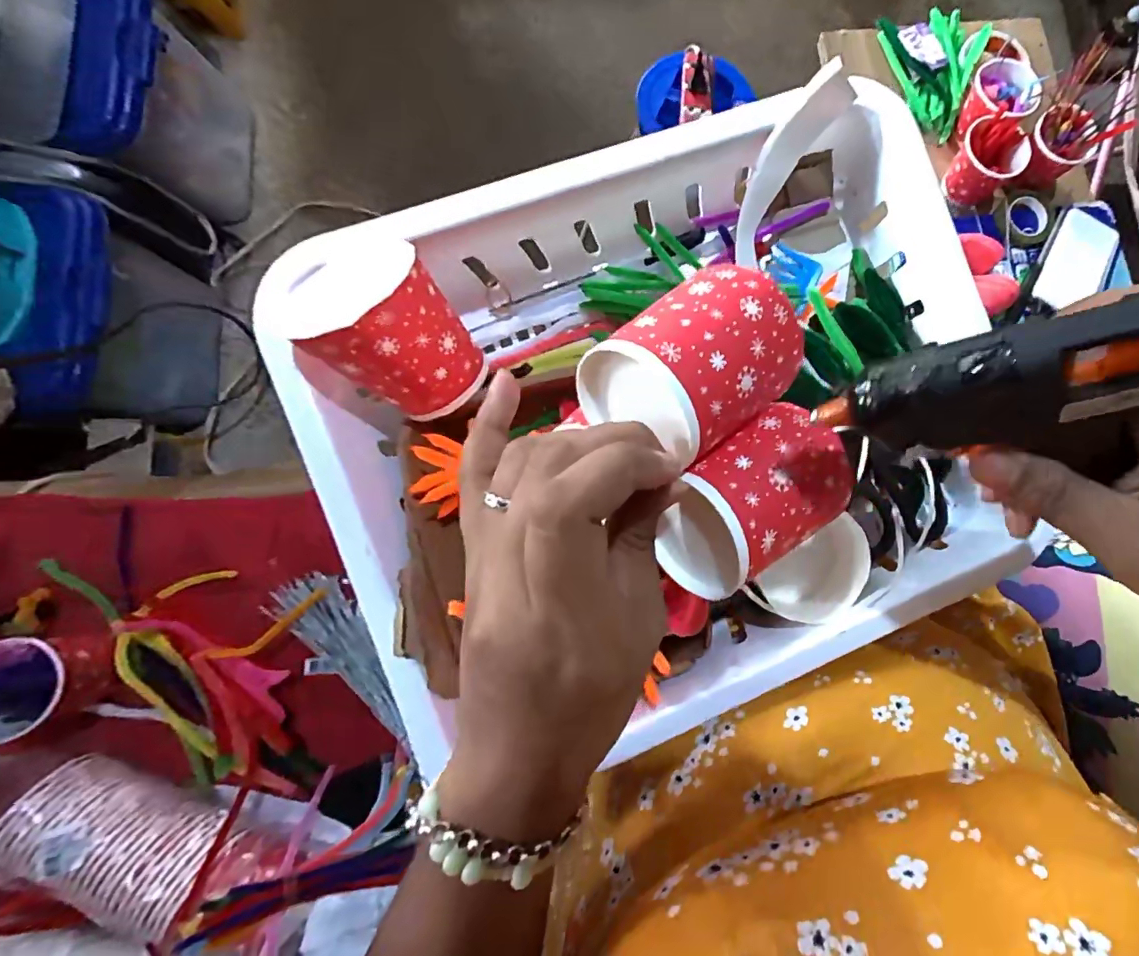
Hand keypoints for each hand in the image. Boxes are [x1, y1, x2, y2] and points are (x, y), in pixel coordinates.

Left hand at [443, 373, 679, 836]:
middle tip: (658, 452)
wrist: (516, 754)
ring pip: (517, 465)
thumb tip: (664, 482)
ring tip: (621, 444)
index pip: (568, 499)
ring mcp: (479, 559)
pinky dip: (486, 429)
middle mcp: (505, 571)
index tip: (668, 466)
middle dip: (610, 443)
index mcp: (555, 603)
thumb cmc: (591, 704)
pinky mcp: (471, 554)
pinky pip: (472, 482)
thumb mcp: (638, 626)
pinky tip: (505, 384)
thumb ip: (640, 542)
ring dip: (575, 438)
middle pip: (544, 471)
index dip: (623, 464)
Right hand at [967, 368, 1138, 624]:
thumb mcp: (1124, 535)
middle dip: (1031, 404)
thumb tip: (979, 457)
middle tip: (984, 436)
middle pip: (1092, 373)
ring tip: (994, 485)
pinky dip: (1046, 467)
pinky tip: (1016, 502)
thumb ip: (1053, 492)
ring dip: (1031, 444)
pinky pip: (1077, 444)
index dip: (1085, 325)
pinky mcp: (1132, 456)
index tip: (1022, 354)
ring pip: (1076, 413)